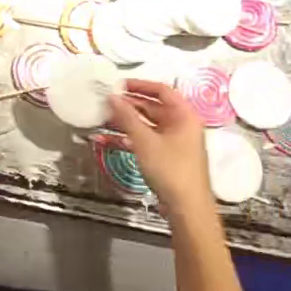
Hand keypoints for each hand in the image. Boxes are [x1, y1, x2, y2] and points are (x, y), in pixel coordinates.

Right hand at [107, 78, 212, 216]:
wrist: (186, 206)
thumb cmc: (170, 169)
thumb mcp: (145, 141)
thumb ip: (127, 117)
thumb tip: (112, 97)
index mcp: (184, 115)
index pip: (162, 91)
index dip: (140, 85)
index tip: (119, 84)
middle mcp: (181, 125)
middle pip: (153, 108)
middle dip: (129, 105)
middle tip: (107, 102)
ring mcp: (174, 142)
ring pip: (147, 125)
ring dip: (126, 122)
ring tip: (103, 119)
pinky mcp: (166, 157)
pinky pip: (145, 140)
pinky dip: (129, 139)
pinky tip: (108, 140)